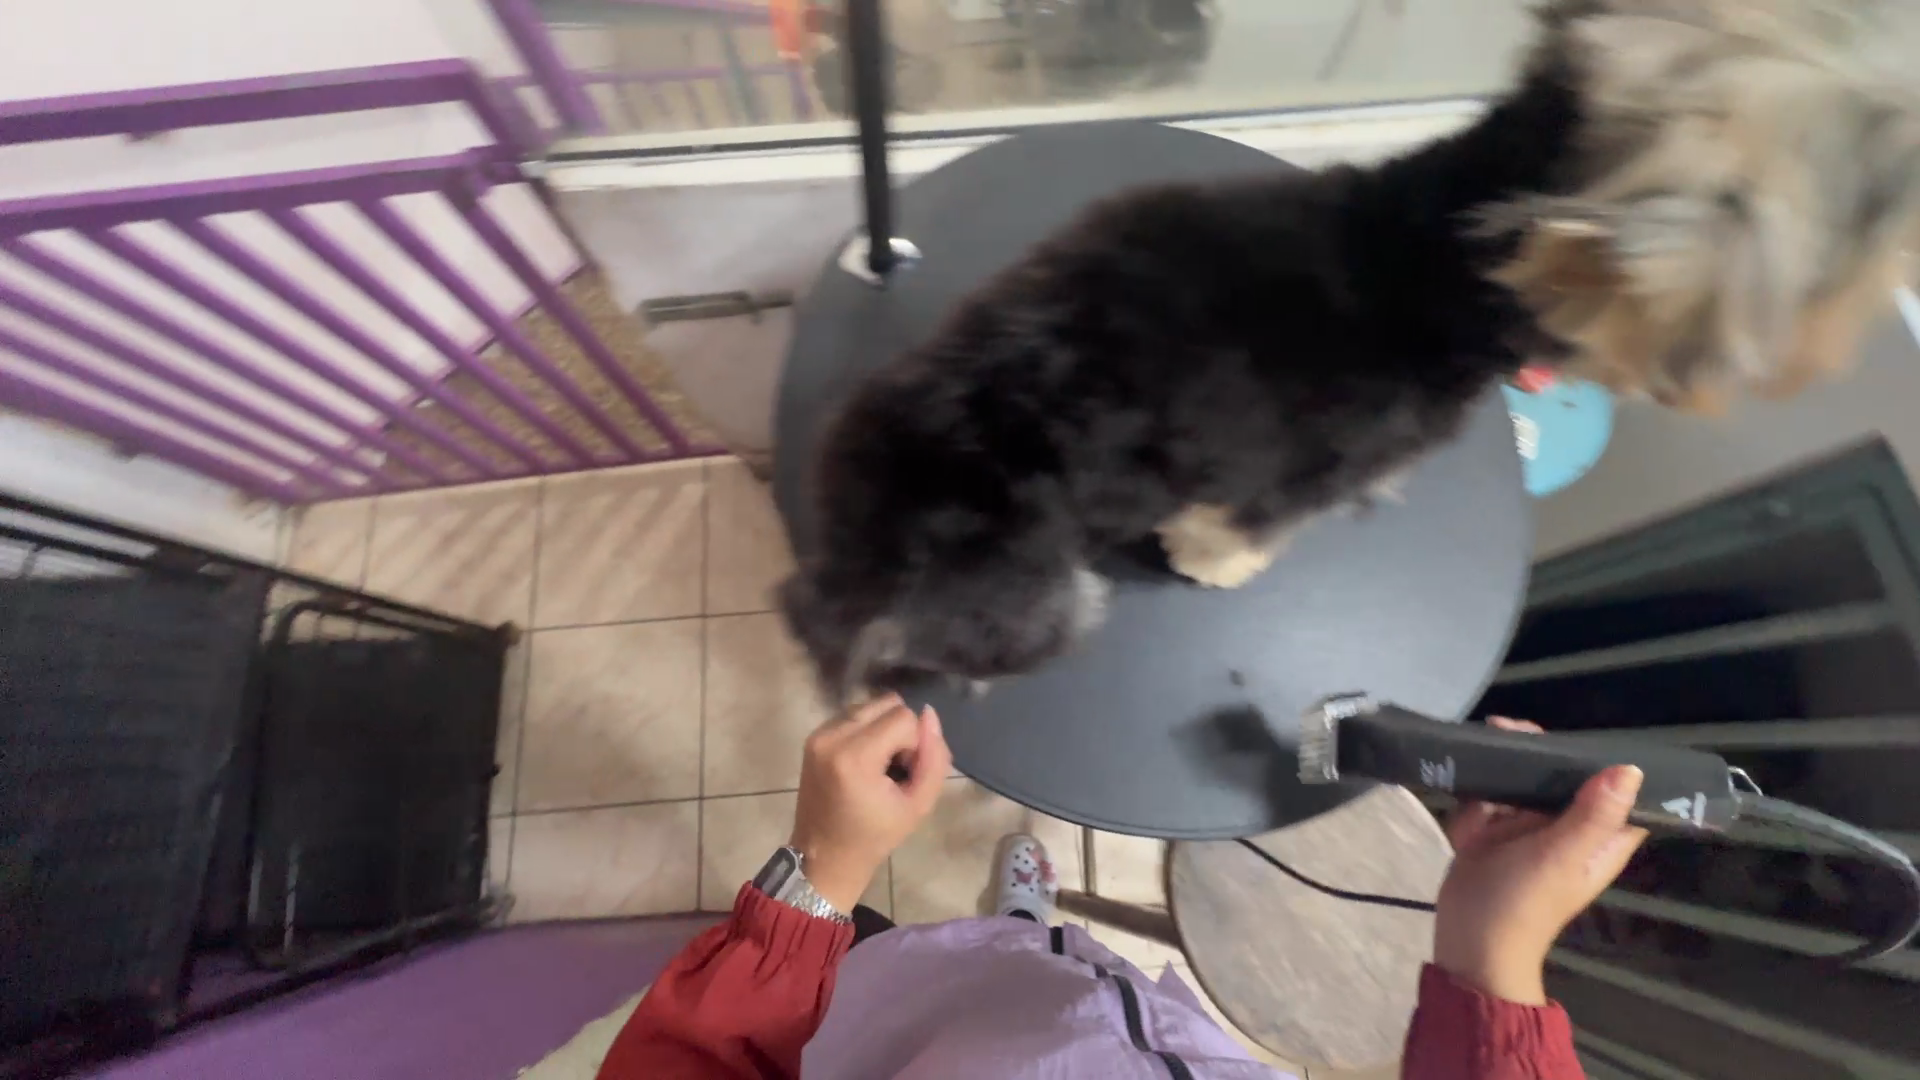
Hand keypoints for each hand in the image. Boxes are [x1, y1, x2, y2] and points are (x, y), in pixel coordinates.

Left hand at [789, 694, 952, 913]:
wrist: (823, 858)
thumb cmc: (874, 837)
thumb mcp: (919, 805)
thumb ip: (934, 758)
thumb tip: (929, 714)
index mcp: (854, 757)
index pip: (904, 717)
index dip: (914, 745)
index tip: (904, 775)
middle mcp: (832, 736)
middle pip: (887, 703)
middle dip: (900, 731)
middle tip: (893, 769)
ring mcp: (819, 734)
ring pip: (871, 706)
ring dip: (883, 729)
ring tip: (878, 767)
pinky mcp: (813, 736)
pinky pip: (853, 715)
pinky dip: (866, 731)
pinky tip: (863, 763)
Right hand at [1433, 716, 1647, 1005]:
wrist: (1469, 932)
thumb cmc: (1522, 897)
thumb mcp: (1559, 854)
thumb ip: (1592, 813)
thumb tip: (1627, 768)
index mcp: (1597, 838)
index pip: (1615, 790)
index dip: (1598, 760)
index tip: (1567, 735)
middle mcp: (1565, 829)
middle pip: (1559, 778)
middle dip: (1532, 754)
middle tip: (1500, 729)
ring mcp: (1525, 830)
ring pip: (1519, 783)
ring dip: (1496, 773)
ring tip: (1478, 761)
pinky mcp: (1491, 831)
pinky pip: (1486, 799)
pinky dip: (1472, 799)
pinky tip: (1462, 813)